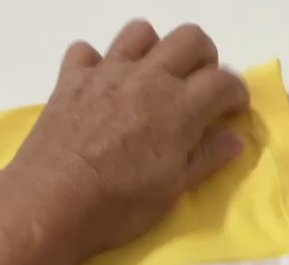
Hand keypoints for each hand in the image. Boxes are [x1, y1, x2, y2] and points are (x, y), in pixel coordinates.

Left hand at [8, 21, 249, 258]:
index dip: (235, 93)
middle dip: (204, 58)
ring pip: (141, 34)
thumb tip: (234, 139)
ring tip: (151, 79)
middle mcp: (148, 78)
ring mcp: (107, 73)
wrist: (53, 203)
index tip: (234, 110)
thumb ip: (203, 160)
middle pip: (189, 40)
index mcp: (179, 107)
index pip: (222, 82)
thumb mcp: (170, 193)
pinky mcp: (71, 79)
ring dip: (154, 49)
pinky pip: (87, 52)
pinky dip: (97, 63)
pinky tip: (100, 88)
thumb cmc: (118, 207)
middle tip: (199, 88)